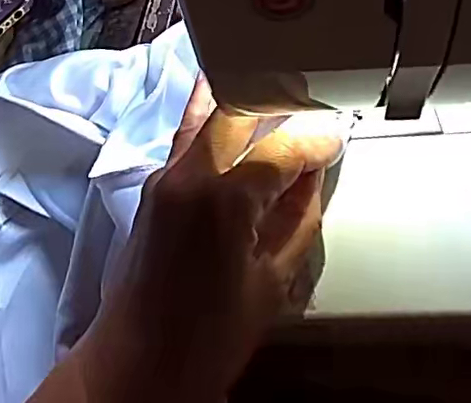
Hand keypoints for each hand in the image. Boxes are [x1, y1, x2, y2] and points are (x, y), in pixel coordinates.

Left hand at [33, 78, 343, 402]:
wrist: (132, 372)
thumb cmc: (204, 341)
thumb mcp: (274, 281)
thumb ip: (301, 215)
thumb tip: (313, 173)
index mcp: (226, 201)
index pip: (285, 147)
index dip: (318, 140)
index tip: (337, 138)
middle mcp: (191, 174)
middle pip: (246, 110)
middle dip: (285, 107)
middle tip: (312, 118)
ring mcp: (167, 174)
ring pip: (212, 109)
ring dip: (249, 102)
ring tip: (279, 98)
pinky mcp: (155, 181)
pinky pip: (190, 129)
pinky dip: (216, 112)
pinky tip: (234, 103)